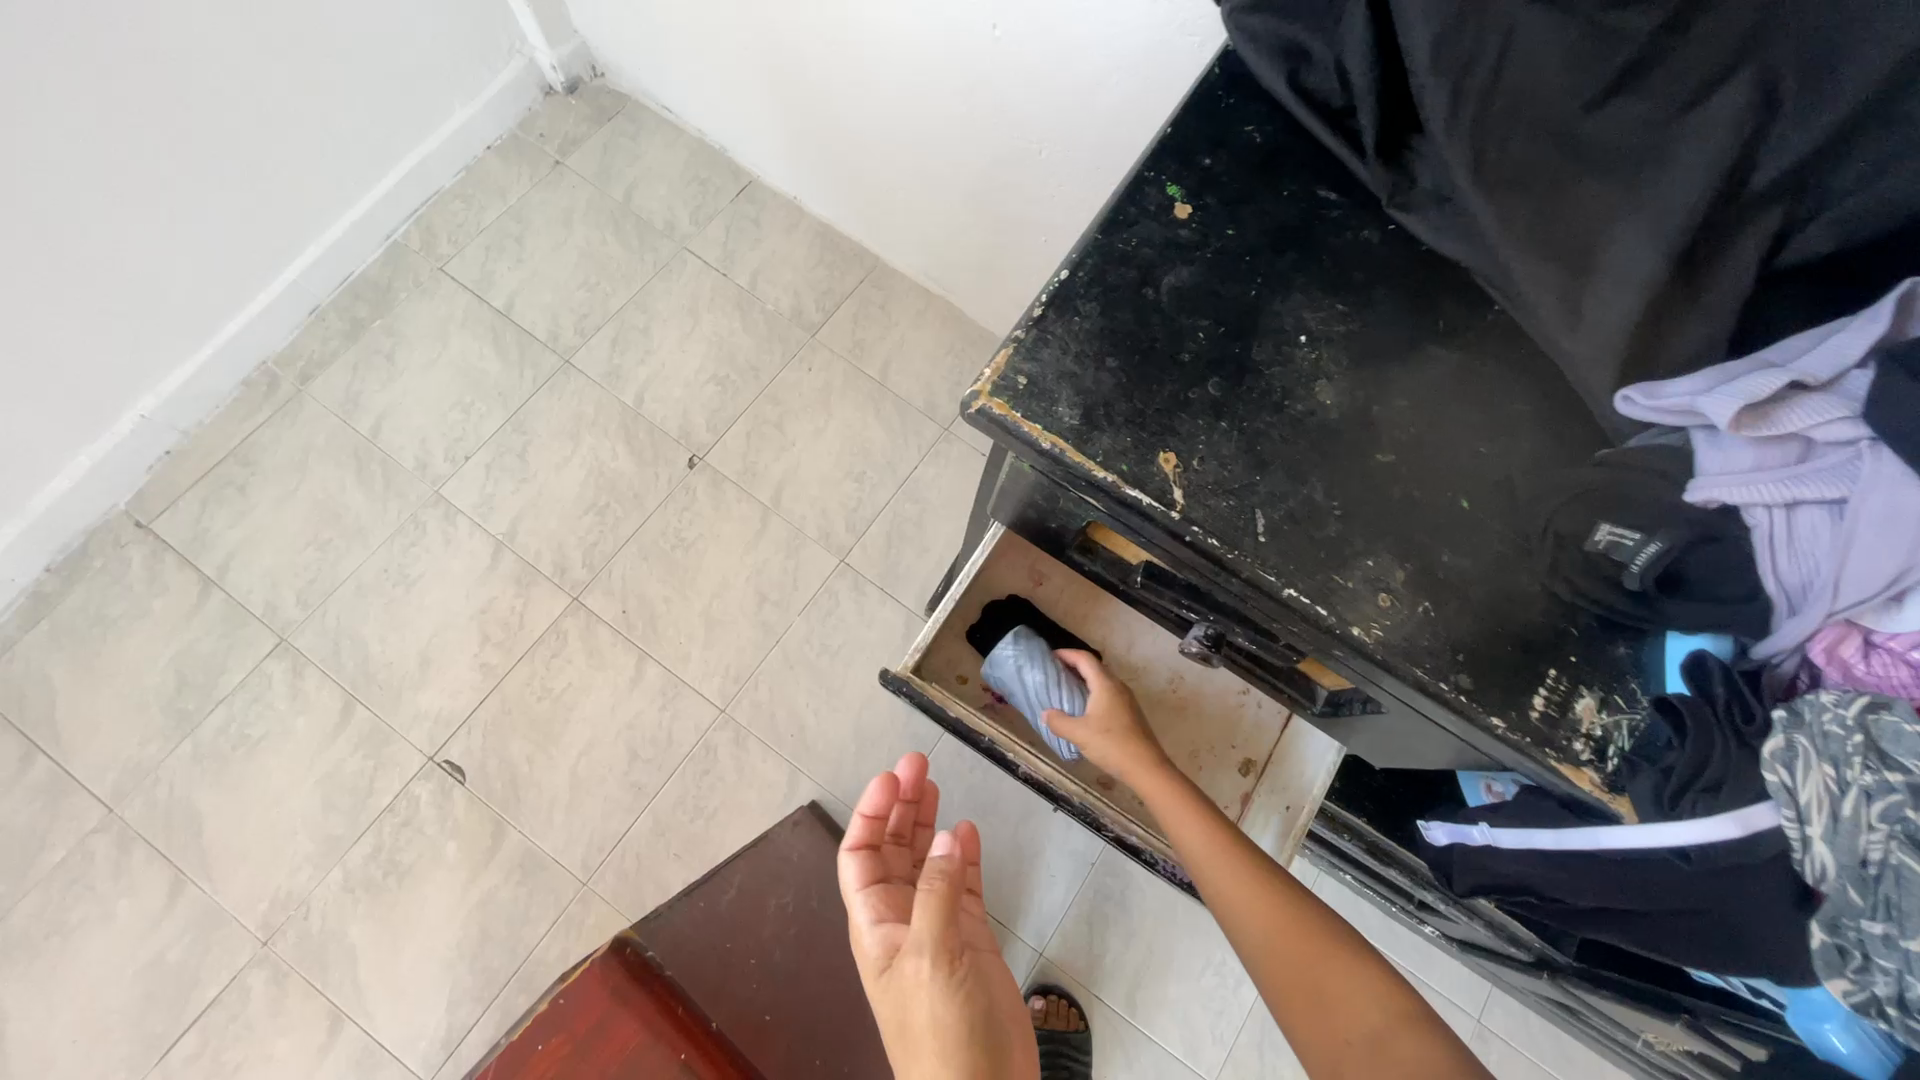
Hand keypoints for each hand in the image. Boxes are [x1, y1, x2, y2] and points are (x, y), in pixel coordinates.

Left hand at [838, 752, 1037, 1079]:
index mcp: (877, 924)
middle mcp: (902, 919)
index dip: (872, 815)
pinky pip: (963, 886)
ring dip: (929, 823)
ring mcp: (938, 928)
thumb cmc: (943, 1032)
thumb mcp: (932, 958)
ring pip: (928, 861)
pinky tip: (969, 830)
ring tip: (936, 782)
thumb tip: (949, 835)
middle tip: (918, 763)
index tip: (891, 778)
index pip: (861, 856)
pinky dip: (966, 857)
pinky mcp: (971, 939)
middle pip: (894, 850)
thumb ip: (938, 892)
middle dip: (901, 806)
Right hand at [1043, 650, 1173, 785]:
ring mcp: (1126, 700)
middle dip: (1074, 666)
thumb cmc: (1112, 745)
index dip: (1067, 654)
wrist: (1146, 768)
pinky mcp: (1129, 713)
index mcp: (1105, 685)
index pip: (1085, 659)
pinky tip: (1083, 708)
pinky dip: (1092, 693)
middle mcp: (1117, 687)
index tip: (1050, 656)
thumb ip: (1058, 721)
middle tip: (1054, 672)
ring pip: (1102, 681)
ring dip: (1084, 681)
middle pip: (1095, 667)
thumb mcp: (1079, 733)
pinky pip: (1108, 694)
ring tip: (1065, 688)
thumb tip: (1046, 714)